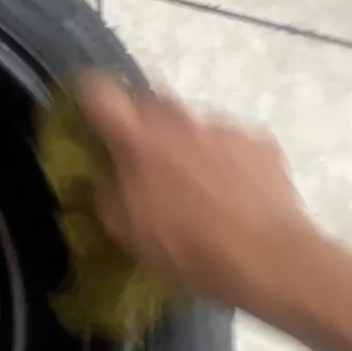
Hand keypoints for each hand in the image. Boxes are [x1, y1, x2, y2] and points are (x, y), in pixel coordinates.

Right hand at [77, 72, 329, 318]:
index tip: (87, 105)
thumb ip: (105, 189)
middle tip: (137, 151)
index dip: (89, 94)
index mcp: (136, 139)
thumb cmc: (181, 244)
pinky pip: (229, 141)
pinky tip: (227, 189)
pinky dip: (221, 157)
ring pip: (192, 122)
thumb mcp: (121, 226)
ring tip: (190, 180)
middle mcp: (178, 121)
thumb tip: (104, 174)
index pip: (100, 94)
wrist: (264, 256)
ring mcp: (224, 127)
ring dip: (183, 140)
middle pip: (150, 100)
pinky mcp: (260, 142)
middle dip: (139, 119)